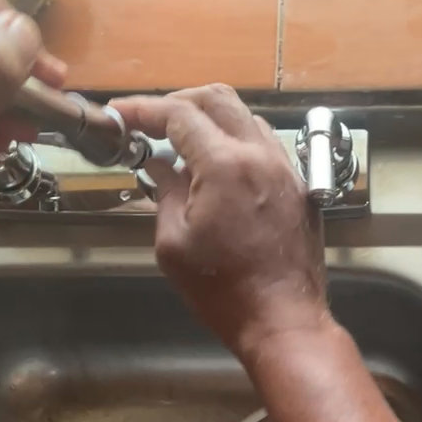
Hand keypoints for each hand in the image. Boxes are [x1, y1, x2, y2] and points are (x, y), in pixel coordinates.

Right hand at [110, 85, 331, 358]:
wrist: (284, 322)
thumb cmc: (224, 293)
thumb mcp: (175, 245)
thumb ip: (165, 192)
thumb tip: (159, 163)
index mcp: (225, 165)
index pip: (179, 114)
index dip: (144, 110)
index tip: (121, 115)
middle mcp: (261, 157)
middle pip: (218, 99)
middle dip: (180, 103)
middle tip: (154, 123)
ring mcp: (287, 172)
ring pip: (247, 119)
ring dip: (212, 122)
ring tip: (186, 150)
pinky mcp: (301, 191)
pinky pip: (267, 148)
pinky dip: (239, 144)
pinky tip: (221, 172)